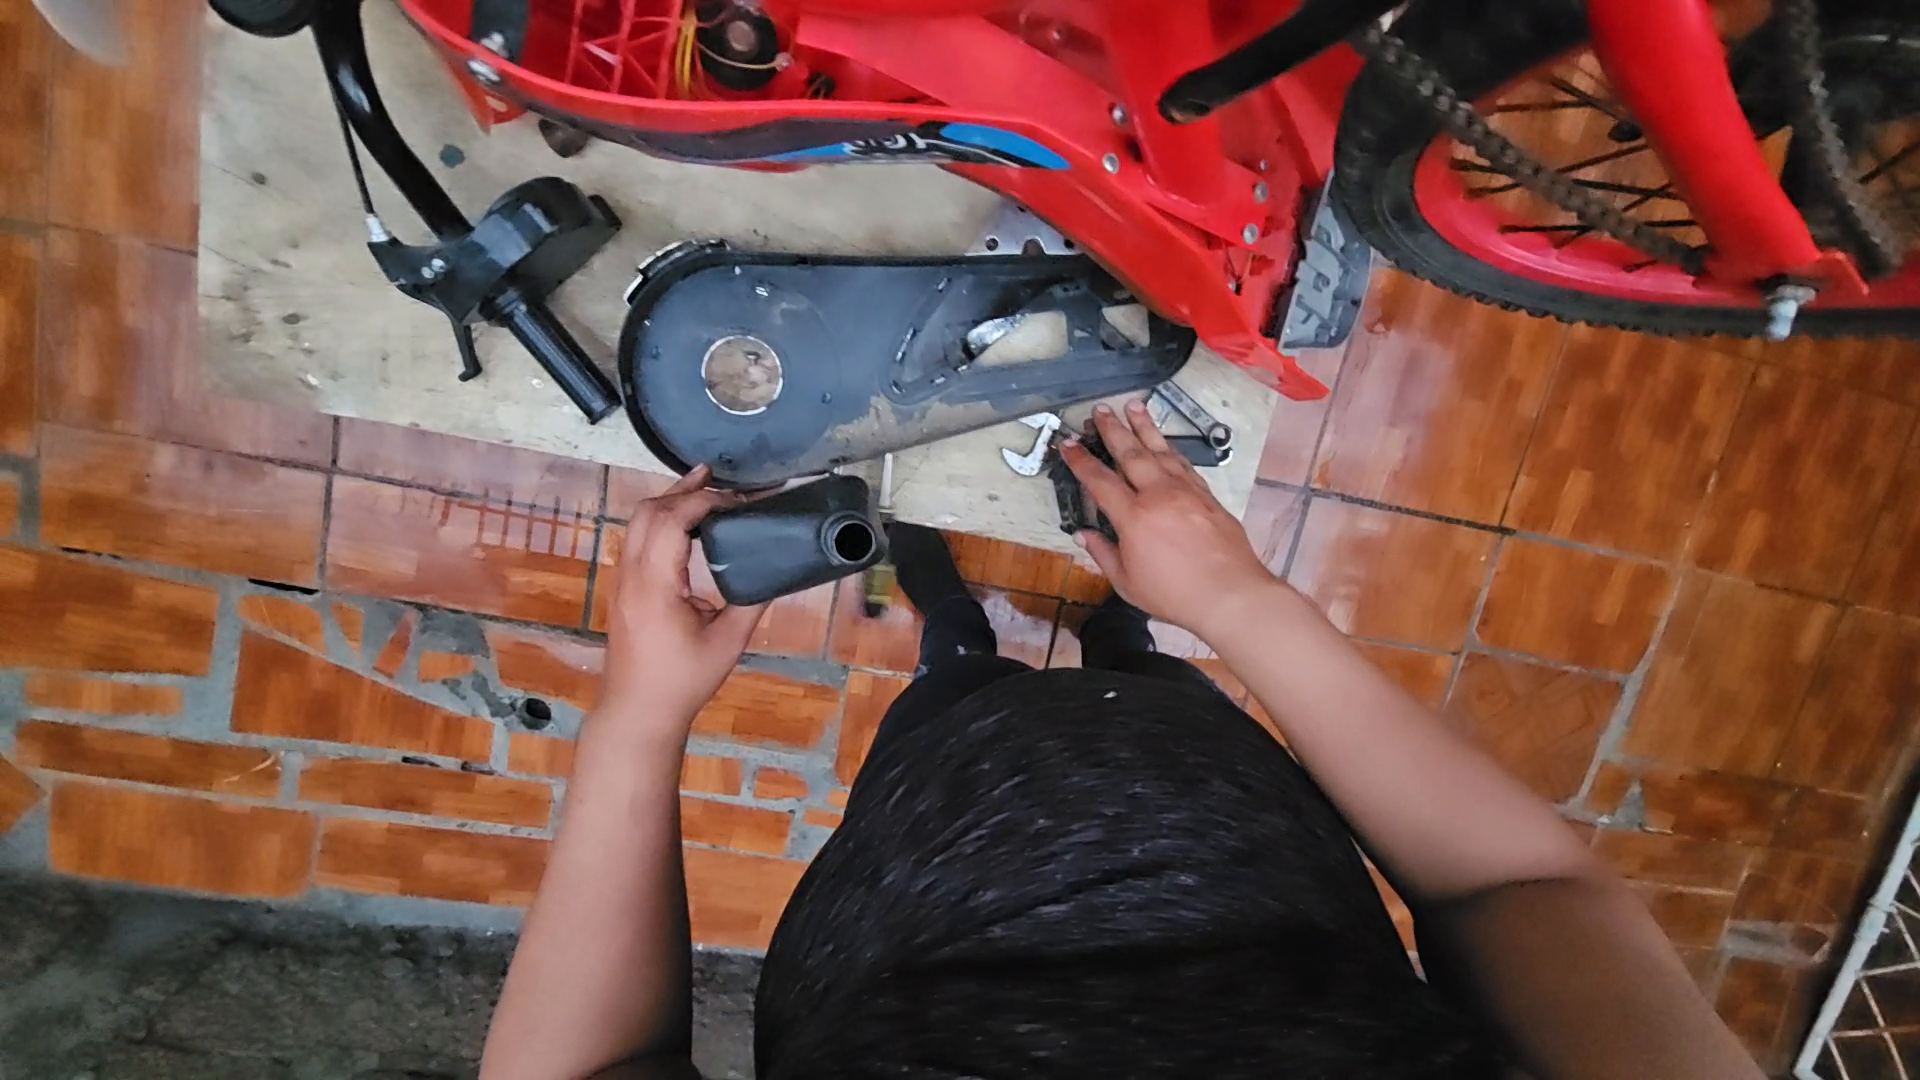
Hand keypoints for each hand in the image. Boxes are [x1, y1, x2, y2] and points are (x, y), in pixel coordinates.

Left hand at [599, 465, 766, 727]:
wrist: (638, 711)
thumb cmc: (684, 680)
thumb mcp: (728, 642)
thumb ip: (752, 601)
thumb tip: (774, 570)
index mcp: (656, 586)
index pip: (671, 523)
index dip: (703, 502)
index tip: (738, 501)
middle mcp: (632, 576)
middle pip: (648, 512)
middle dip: (684, 490)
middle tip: (720, 481)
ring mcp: (622, 581)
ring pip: (637, 522)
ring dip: (669, 502)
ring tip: (703, 487)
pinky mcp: (623, 589)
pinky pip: (637, 539)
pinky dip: (661, 521)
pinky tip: (685, 524)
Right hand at [1061, 400, 1287, 639]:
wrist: (1230, 594)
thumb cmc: (1174, 594)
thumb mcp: (1126, 582)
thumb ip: (1103, 554)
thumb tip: (1083, 535)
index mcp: (1134, 517)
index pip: (1099, 480)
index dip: (1081, 461)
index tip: (1068, 444)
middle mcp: (1159, 495)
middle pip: (1131, 453)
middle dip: (1113, 429)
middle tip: (1101, 410)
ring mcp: (1186, 492)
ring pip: (1160, 450)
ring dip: (1144, 427)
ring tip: (1133, 406)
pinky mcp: (1206, 496)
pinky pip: (1183, 464)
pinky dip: (1169, 448)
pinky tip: (1164, 442)